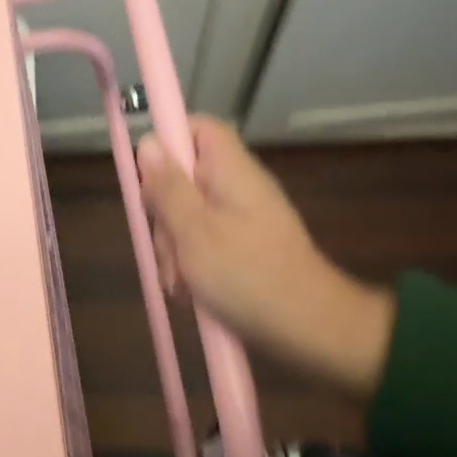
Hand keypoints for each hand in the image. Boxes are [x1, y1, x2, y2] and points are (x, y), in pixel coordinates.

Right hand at [136, 117, 393, 397]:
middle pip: (184, 178)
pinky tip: (189, 293)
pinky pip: (204, 243)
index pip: (197, 128)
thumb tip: (147, 142)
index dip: (167, 142)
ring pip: (188, 216)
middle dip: (163, 214)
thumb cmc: (247, 275)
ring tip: (179, 283)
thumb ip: (168, 187)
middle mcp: (238, 186)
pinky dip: (191, 265)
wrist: (310, 329)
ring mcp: (242, 218)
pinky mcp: (243, 247)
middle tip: (167, 248)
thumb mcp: (194, 231)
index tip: (146, 178)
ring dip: (174, 248)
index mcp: (230, 170)